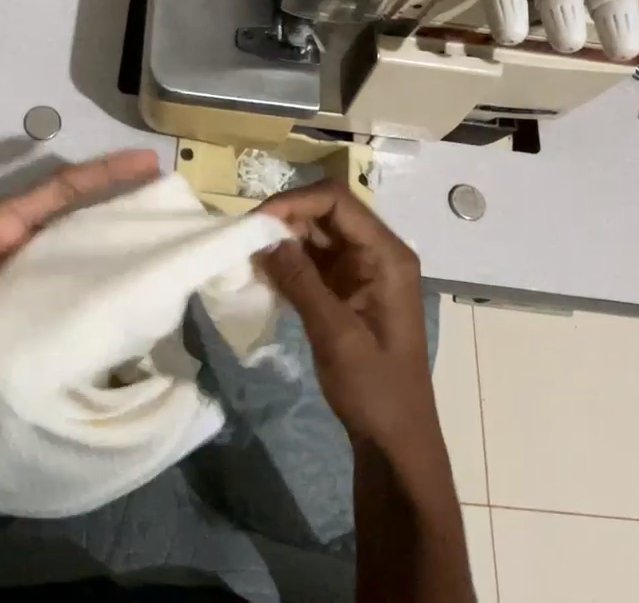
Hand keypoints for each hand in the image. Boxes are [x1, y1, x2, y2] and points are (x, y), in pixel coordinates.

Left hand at [0, 149, 161, 419]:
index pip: (54, 192)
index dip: (99, 175)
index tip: (144, 163)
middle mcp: (17, 246)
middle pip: (76, 214)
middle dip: (118, 199)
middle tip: (167, 196)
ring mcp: (27, 281)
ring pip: (80, 250)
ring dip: (116, 240)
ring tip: (162, 238)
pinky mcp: (33, 314)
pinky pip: (74, 292)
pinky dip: (102, 286)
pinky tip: (132, 292)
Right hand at [256, 179, 436, 448]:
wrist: (395, 438)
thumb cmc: (375, 389)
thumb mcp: (336, 335)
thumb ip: (302, 282)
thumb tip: (266, 238)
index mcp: (388, 256)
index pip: (338, 202)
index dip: (295, 201)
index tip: (255, 222)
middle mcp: (377, 252)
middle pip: (326, 211)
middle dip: (284, 218)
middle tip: (244, 238)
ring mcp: (362, 269)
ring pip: (315, 233)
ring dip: (282, 238)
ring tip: (247, 254)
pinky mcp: (346, 287)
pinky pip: (312, 259)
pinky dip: (287, 260)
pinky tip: (263, 272)